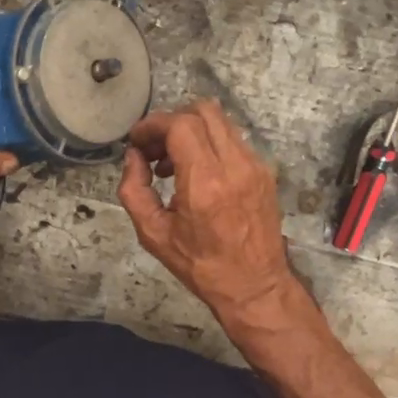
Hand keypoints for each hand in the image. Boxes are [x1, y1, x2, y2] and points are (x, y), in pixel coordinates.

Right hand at [117, 100, 295, 313]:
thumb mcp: (153, 233)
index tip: (136, 141)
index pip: (180, 125)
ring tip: (171, 162)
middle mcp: (234, 166)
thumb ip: (134, 190)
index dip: (153, 125)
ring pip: (220, 122)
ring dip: (190, 131)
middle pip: (203, 111)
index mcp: (205, 183)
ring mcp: (255, 166)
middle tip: (153, 148)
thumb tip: (133, 158)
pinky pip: (232, 140)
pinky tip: (195, 173)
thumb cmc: (199, 265)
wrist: (254, 285)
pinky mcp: (265, 172)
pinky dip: (208, 144)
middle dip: (171, 121)